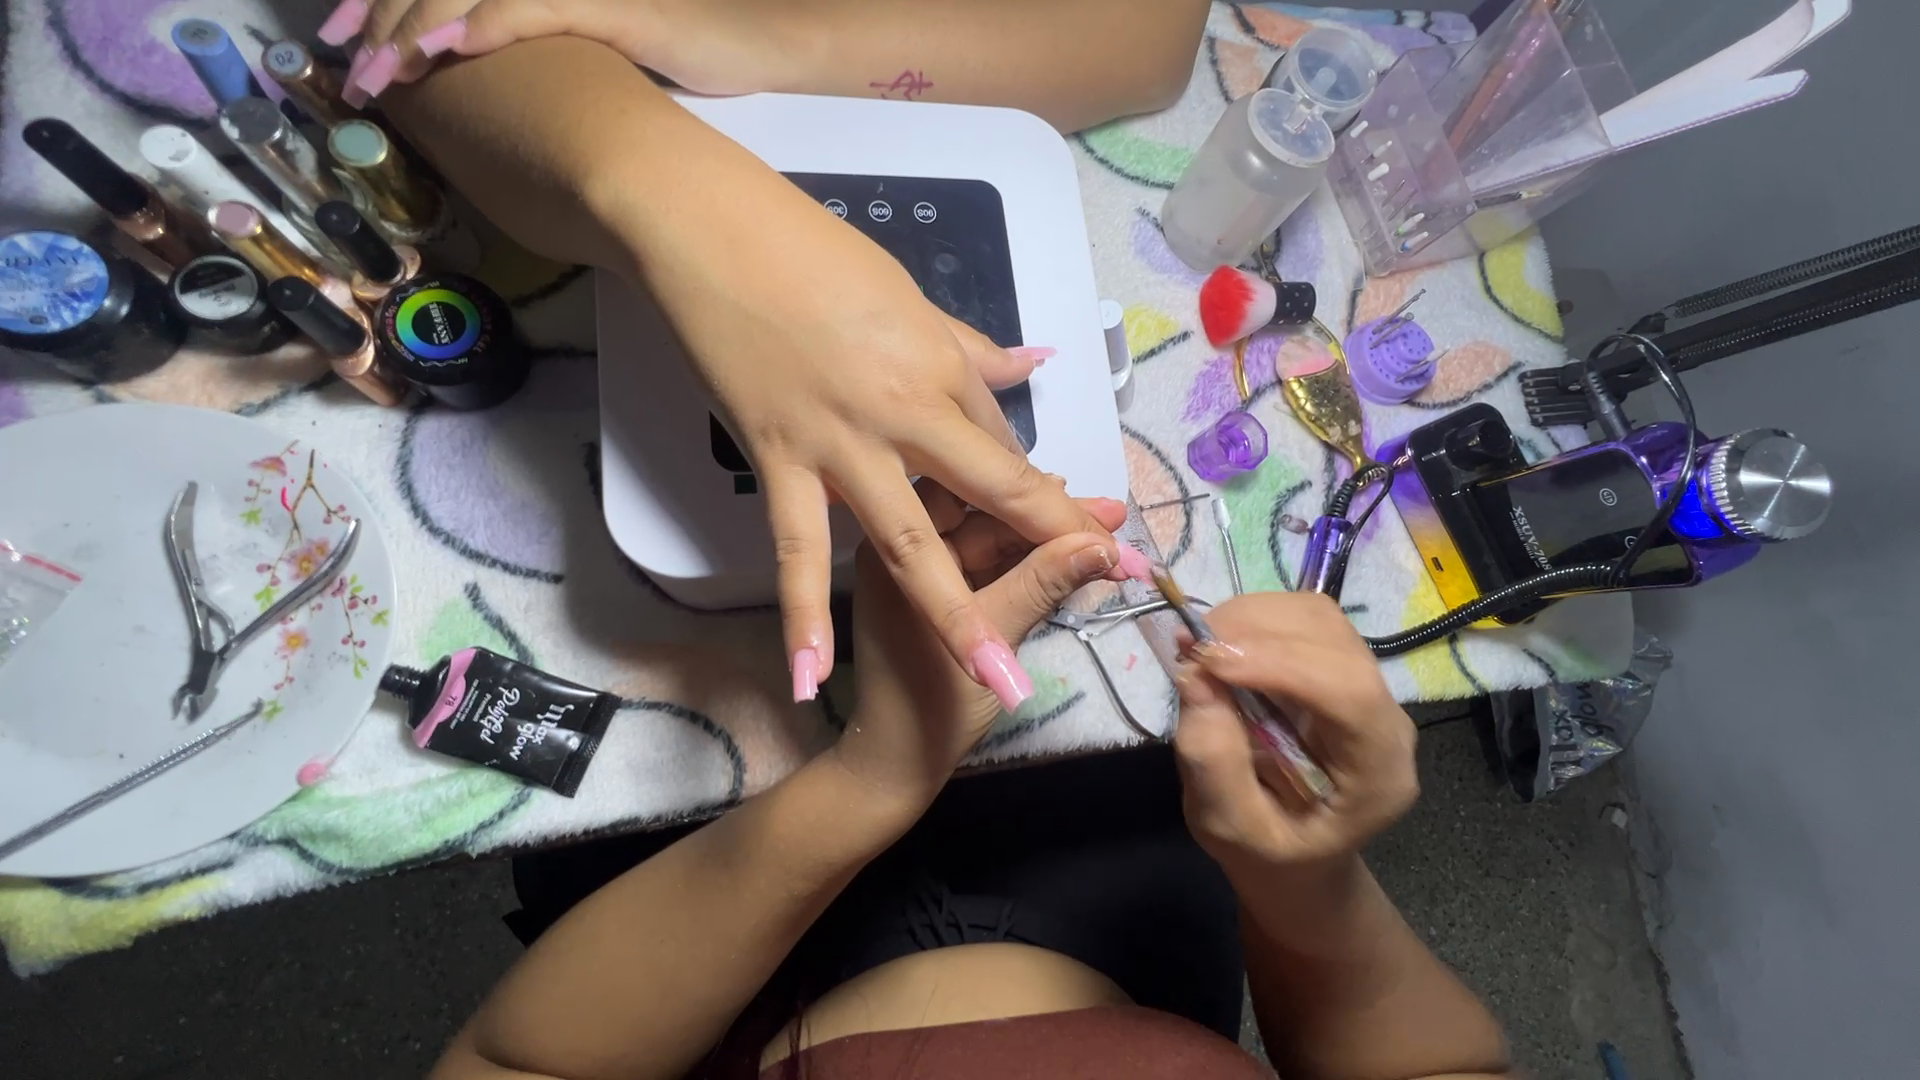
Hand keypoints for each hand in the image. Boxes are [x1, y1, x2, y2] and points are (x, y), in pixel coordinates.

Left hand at [322, 0, 804, 101]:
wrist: (753, 41)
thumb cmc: (691, 57)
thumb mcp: (609, 63)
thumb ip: (558, 66)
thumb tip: (520, 98)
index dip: (395, 9)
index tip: (354, 44)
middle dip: (381, 16)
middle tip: (338, 56)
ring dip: (414, 27)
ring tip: (373, 65)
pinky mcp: (610, 9)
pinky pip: (531, 11)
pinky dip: (484, 26)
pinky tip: (444, 44)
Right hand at [624, 165, 1121, 711]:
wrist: (711, 231)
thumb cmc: (816, 252)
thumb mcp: (910, 298)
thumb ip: (970, 348)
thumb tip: (1030, 363)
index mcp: (942, 367)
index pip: (1004, 444)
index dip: (1048, 492)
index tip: (1093, 529)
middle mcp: (907, 415)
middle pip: (992, 492)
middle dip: (1052, 546)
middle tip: (1110, 590)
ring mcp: (842, 447)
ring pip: (910, 542)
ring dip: (954, 615)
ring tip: (993, 678)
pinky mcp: (780, 465)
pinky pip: (796, 549)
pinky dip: (802, 614)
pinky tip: (813, 675)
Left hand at [830, 491, 1129, 807]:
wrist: (898, 764)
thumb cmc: (932, 702)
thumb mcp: (994, 635)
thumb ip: (1044, 583)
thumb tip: (1106, 544)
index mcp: (894, 544)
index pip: (970, 498)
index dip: (1035, 498)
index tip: (1094, 504)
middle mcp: (905, 544)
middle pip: (989, 517)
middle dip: (1052, 519)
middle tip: (1115, 514)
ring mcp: (926, 570)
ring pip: (997, 542)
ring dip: (1050, 541)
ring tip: (1110, 530)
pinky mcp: (947, 594)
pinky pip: (994, 567)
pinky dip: (1034, 565)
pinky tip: (1077, 555)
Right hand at [1172, 593, 1418, 879]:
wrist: (1295, 852)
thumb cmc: (1268, 851)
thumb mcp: (1230, 829)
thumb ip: (1214, 764)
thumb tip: (1195, 677)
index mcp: (1377, 772)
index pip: (1350, 694)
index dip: (1280, 664)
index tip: (1209, 661)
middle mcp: (1384, 718)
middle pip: (1333, 642)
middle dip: (1256, 633)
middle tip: (1189, 648)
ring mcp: (1362, 684)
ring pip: (1317, 618)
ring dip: (1250, 619)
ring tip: (1198, 646)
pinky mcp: (1332, 664)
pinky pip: (1299, 619)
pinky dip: (1251, 619)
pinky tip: (1217, 645)